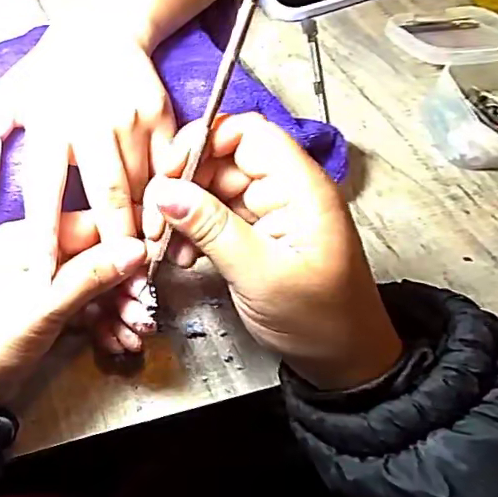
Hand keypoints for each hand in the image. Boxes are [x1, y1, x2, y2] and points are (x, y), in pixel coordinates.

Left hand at [0, 22, 174, 351]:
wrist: (100, 30)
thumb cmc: (46, 72)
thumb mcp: (5, 100)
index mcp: (49, 127)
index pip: (45, 194)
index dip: (46, 238)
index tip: (45, 275)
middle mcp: (92, 125)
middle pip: (106, 197)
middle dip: (111, 246)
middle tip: (113, 285)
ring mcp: (131, 120)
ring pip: (142, 187)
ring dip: (144, 230)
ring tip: (142, 267)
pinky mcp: (162, 116)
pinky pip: (170, 167)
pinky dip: (170, 200)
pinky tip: (167, 226)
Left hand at [0, 214, 148, 403]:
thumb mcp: (44, 306)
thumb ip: (89, 275)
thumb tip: (135, 247)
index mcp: (26, 237)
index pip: (88, 227)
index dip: (124, 251)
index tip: (148, 277)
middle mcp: (33, 252)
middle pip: (95, 258)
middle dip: (124, 289)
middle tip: (142, 317)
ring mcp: (38, 281)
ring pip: (92, 285)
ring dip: (118, 311)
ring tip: (133, 337)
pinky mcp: (43, 308)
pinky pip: (82, 306)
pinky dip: (102, 323)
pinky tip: (116, 342)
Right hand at [143, 113, 400, 389]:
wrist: (342, 364)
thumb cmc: (319, 320)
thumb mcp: (261, 274)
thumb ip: (211, 228)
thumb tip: (163, 191)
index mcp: (297, 187)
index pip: (246, 132)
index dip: (204, 140)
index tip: (170, 170)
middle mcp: (279, 189)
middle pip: (216, 159)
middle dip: (180, 184)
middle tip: (156, 219)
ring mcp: (262, 209)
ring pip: (205, 186)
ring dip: (177, 211)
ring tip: (163, 243)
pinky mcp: (247, 230)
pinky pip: (205, 213)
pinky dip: (185, 229)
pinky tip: (177, 253)